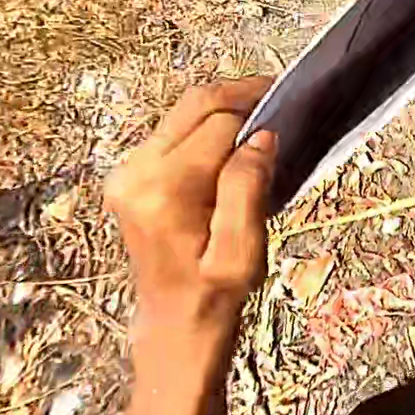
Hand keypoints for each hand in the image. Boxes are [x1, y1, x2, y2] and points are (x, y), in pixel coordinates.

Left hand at [104, 77, 277, 316]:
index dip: (256, 116)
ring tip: (261, 116)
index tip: (286, 117)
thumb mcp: (241, 252)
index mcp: (164, 190)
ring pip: (184, 113)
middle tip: (276, 93)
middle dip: (238, 94)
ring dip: (224, 108)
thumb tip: (261, 137)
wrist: (174, 321)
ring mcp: (128, 171)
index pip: (218, 124)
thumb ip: (247, 189)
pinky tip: (234, 137)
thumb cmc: (214, 294)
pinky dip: (208, 125)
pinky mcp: (132, 174)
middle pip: (193, 104)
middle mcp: (136, 172)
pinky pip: (176, 130)